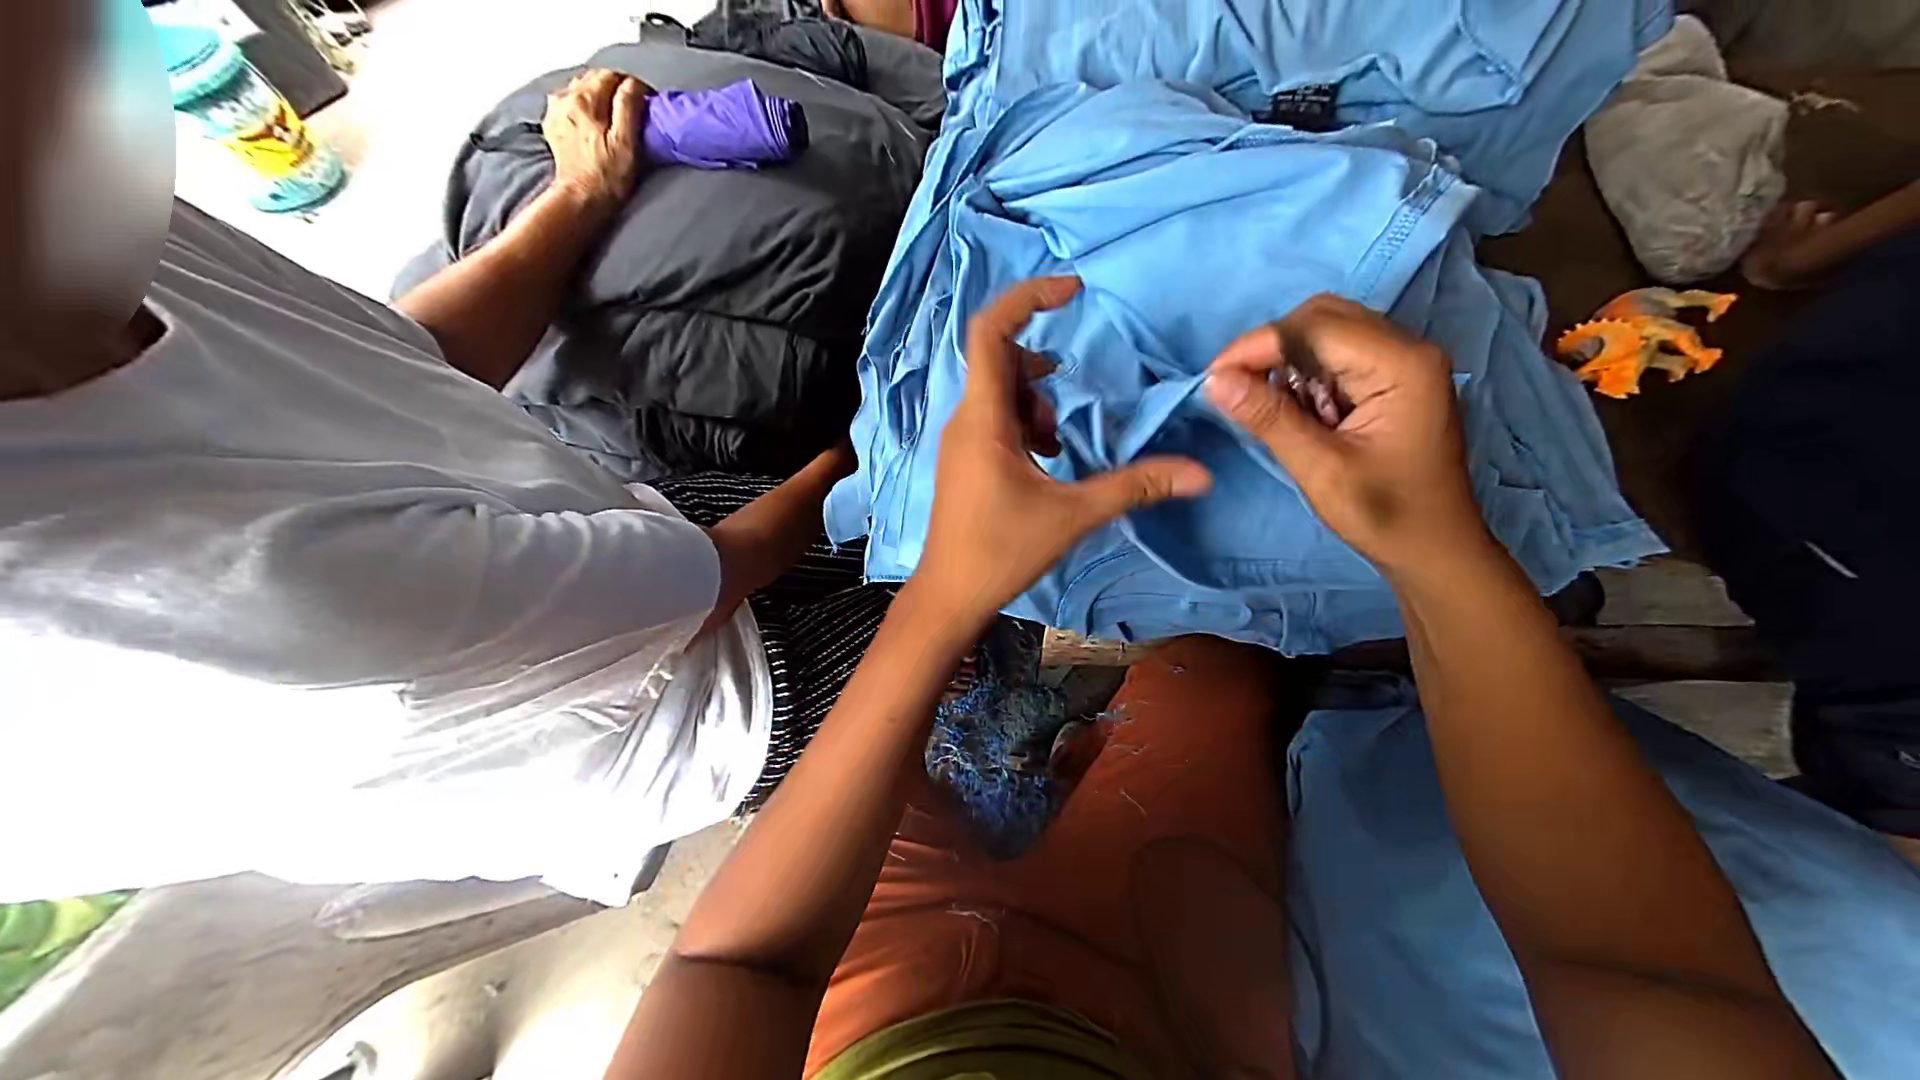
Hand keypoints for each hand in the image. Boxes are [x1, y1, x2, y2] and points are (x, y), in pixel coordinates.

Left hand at [543, 70, 649, 211]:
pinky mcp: (553, 124)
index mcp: (586, 100)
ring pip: (580, 88)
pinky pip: (569, 102)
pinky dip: (583, 106)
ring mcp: (556, 110)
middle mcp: (566, 98)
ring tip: (614, 114)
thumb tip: (633, 85)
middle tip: (633, 107)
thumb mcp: (626, 143)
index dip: (633, 86)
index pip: (612, 76)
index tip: (646, 101)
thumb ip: (628, 108)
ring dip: (599, 95)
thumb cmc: (608, 177)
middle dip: (615, 88)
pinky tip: (594, 122)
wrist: (580, 199)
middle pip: (594, 78)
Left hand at [914, 276, 1212, 620]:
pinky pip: (993, 418)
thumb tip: (1200, 474)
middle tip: (1064, 423)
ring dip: (1035, 405)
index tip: (1072, 291)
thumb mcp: (1073, 515)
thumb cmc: (1001, 552)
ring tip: (1055, 448)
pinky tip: (1043, 460)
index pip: (992, 331)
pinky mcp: (963, 459)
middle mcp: (965, 419)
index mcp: (983, 418)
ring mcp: (960, 440)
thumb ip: (1135, 487)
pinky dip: (1023, 424)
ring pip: (999, 392)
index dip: (1029, 298)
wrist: (950, 594)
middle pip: (1001, 361)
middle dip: (1041, 374)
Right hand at [1204, 294, 1489, 578]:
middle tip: (1232, 387)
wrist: (1433, 548)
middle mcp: (1406, 349)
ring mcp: (1400, 362)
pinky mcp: (1388, 379)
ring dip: (1283, 361)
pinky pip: (1333, 355)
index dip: (1257, 346)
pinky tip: (1290, 408)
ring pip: (1324, 332)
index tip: (1213, 379)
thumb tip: (1214, 381)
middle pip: (1321, 318)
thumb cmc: (1384, 514)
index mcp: (1400, 366)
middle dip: (1269, 348)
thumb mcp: (1319, 469)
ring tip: (1260, 402)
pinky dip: (1300, 374)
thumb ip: (1269, 418)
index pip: (1314, 328)